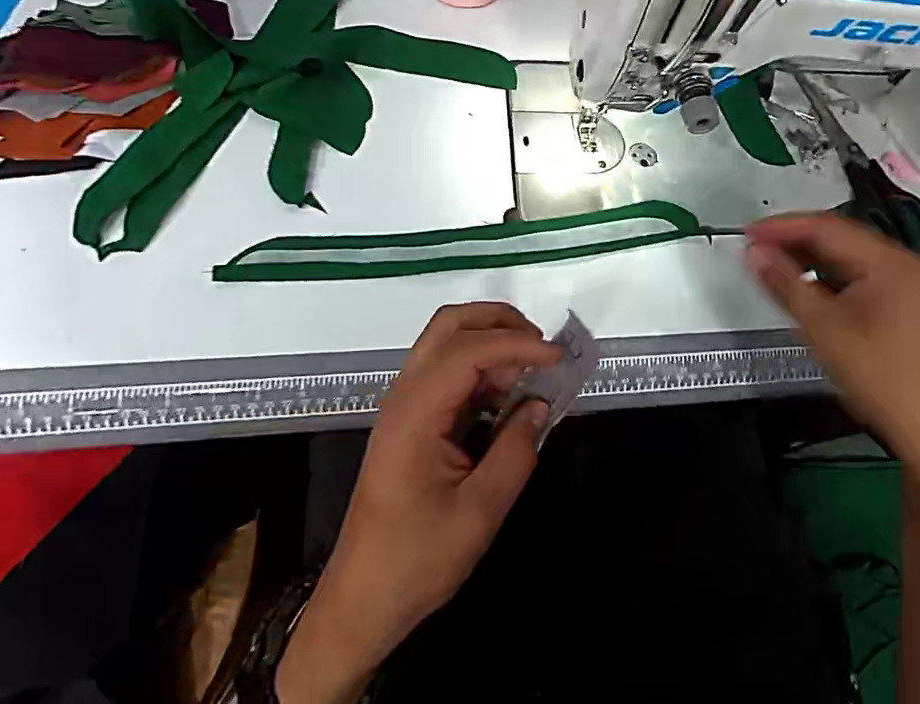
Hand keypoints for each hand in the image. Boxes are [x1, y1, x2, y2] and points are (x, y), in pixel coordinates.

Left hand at [277, 303, 558, 703]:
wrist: (362, 597)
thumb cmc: (416, 560)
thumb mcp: (480, 512)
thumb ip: (516, 452)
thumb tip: (539, 406)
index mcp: (415, 413)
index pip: (467, 351)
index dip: (516, 344)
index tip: (557, 358)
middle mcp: (404, 396)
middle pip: (449, 326)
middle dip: (498, 322)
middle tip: (541, 348)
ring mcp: (404, 405)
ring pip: (445, 342)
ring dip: (490, 341)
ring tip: (530, 372)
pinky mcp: (411, 419)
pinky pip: (446, 371)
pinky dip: (480, 367)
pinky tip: (506, 394)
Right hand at [744, 213, 919, 470]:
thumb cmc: (890, 384)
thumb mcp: (825, 330)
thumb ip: (785, 285)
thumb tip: (756, 254)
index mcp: (892, 263)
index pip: (826, 228)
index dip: (781, 227)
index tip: (748, 233)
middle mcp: (909, 267)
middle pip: (841, 240)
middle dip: (794, 242)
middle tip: (756, 249)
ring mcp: (915, 288)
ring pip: (851, 260)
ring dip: (812, 261)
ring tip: (775, 268)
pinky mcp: (913, 309)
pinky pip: (864, 279)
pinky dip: (832, 280)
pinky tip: (810, 292)